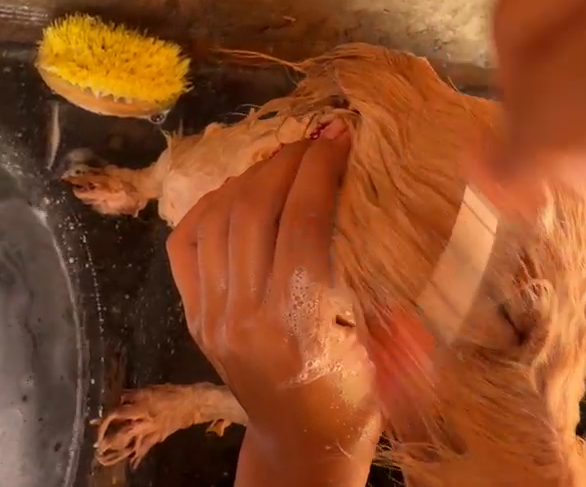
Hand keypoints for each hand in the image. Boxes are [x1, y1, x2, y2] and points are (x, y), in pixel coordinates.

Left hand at [167, 127, 378, 486]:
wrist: (300, 446)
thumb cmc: (354, 395)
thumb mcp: (391, 356)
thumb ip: (395, 297)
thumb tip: (398, 223)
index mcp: (297, 325)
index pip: (303, 220)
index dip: (321, 168)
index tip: (340, 138)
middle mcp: (244, 315)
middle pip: (256, 207)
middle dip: (288, 160)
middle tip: (316, 140)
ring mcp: (210, 313)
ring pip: (220, 215)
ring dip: (253, 174)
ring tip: (286, 159)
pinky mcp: (193, 313)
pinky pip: (187, 239)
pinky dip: (211, 203)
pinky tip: (241, 189)